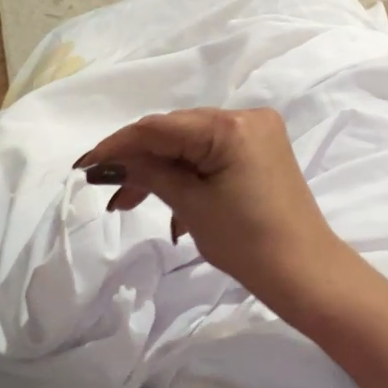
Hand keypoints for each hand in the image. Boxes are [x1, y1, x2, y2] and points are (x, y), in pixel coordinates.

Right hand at [78, 108, 351, 304]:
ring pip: (193, 144)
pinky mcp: (262, 151)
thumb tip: (110, 161)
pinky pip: (214, 154)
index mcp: (231, 125)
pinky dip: (189, 175)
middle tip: (108, 192)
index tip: (83, 166)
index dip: (118, 145)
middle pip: (176, 132)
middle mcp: (247, 117)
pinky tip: (174, 209)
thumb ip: (149, 173)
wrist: (304, 270)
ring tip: (130, 204)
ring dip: (162, 171)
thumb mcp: (190, 206)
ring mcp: (258, 133)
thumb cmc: (247, 241)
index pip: (160, 127)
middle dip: (139, 160)